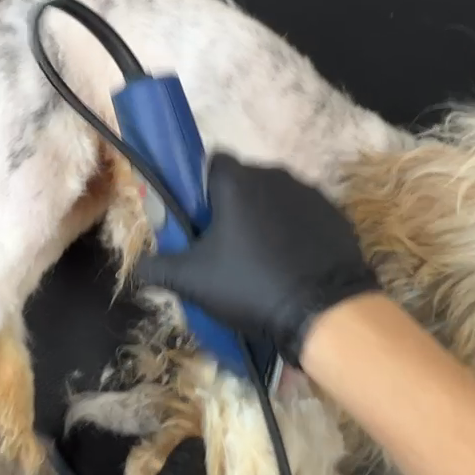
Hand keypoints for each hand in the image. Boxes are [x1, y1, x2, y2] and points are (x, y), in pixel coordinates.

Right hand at [136, 155, 379, 365]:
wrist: (324, 311)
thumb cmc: (251, 285)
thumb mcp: (193, 281)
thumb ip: (159, 267)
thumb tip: (140, 267)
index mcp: (237, 181)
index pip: (211, 163)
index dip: (201, 188)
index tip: (199, 219)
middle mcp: (274, 174)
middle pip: (243, 180)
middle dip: (232, 205)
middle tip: (224, 245)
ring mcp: (309, 192)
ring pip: (275, 196)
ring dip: (264, 216)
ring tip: (260, 258)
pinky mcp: (335, 213)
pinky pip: (304, 213)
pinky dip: (294, 230)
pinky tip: (291, 263)